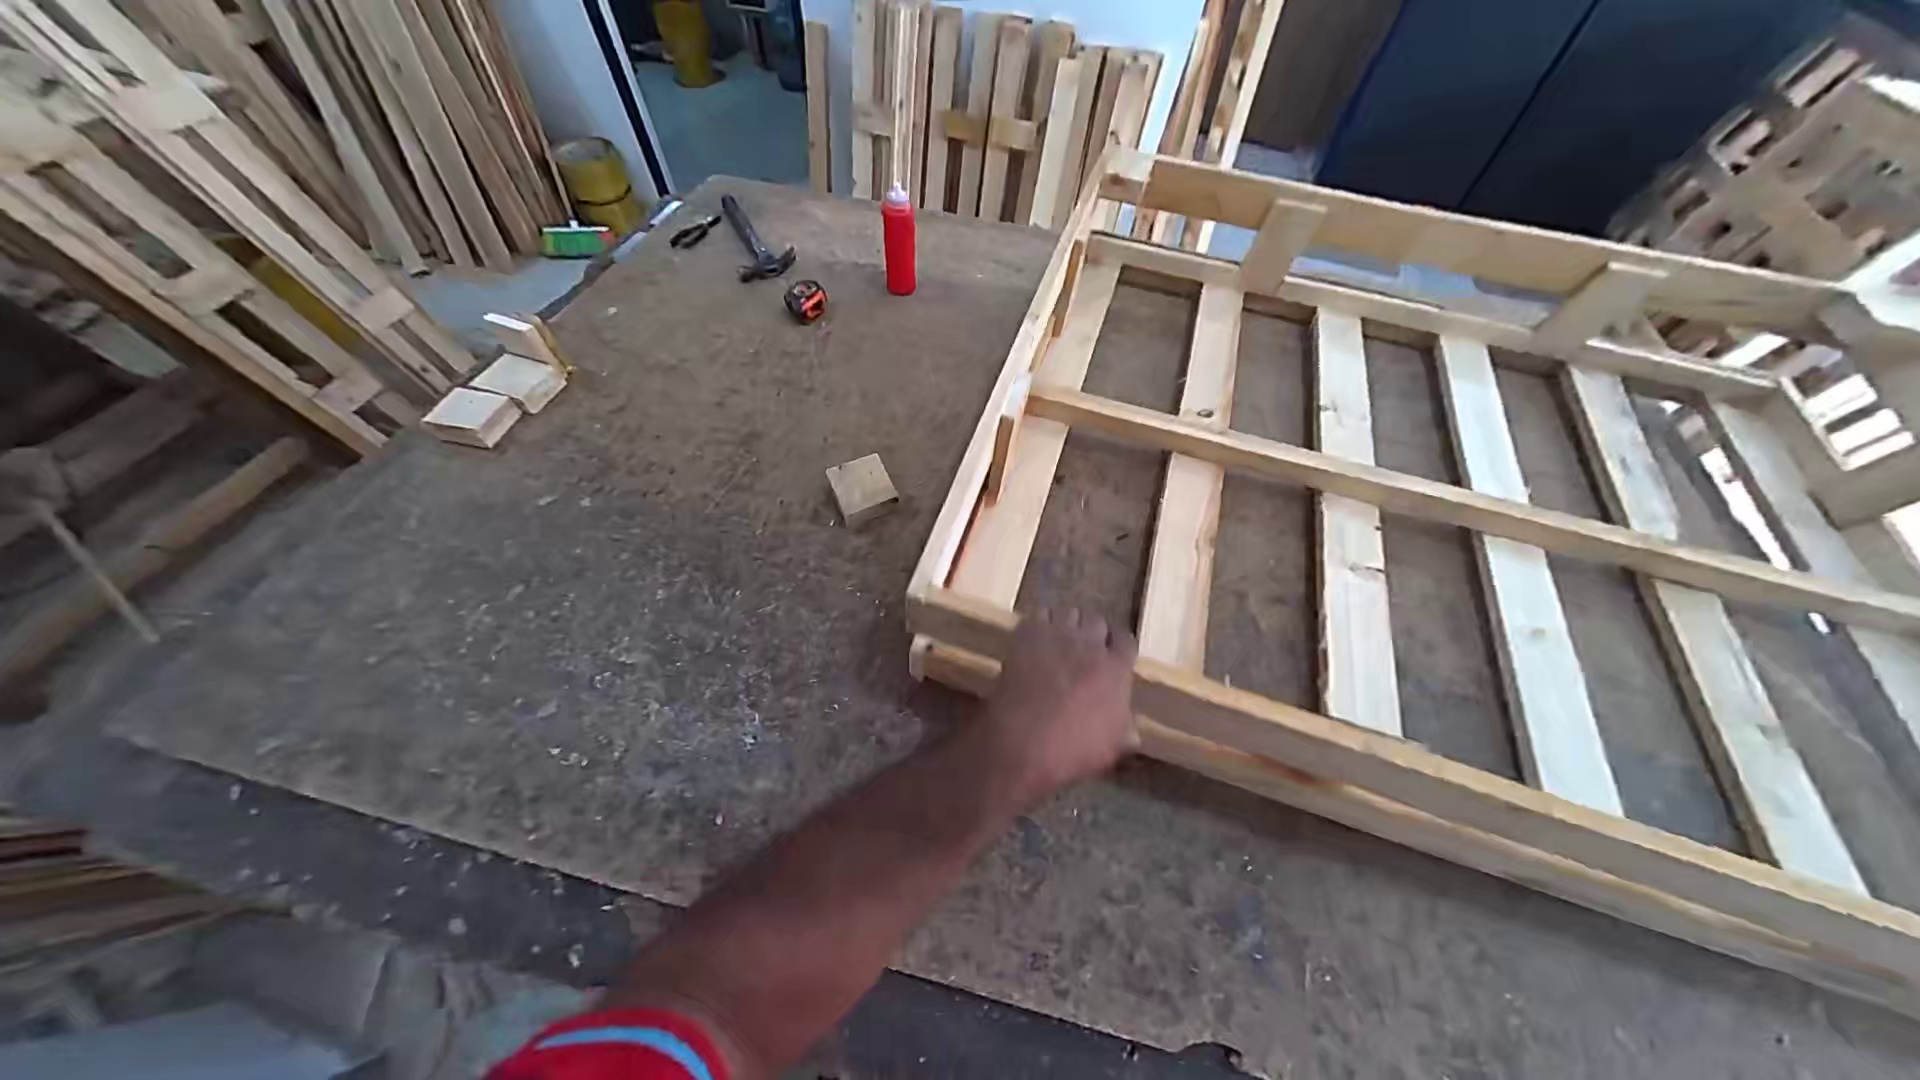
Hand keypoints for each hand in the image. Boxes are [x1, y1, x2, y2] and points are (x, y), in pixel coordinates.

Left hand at [978, 608, 1138, 806]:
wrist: (1021, 742)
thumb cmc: (1071, 751)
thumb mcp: (1111, 748)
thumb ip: (1125, 730)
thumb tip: (1132, 731)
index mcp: (1116, 669)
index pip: (1126, 640)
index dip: (1118, 646)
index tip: (1112, 655)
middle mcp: (1090, 644)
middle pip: (1097, 621)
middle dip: (1092, 632)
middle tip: (1082, 648)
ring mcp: (1058, 635)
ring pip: (1068, 612)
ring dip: (1066, 623)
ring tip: (1059, 639)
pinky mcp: (1027, 634)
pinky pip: (1039, 615)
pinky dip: (1039, 623)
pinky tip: (1035, 638)